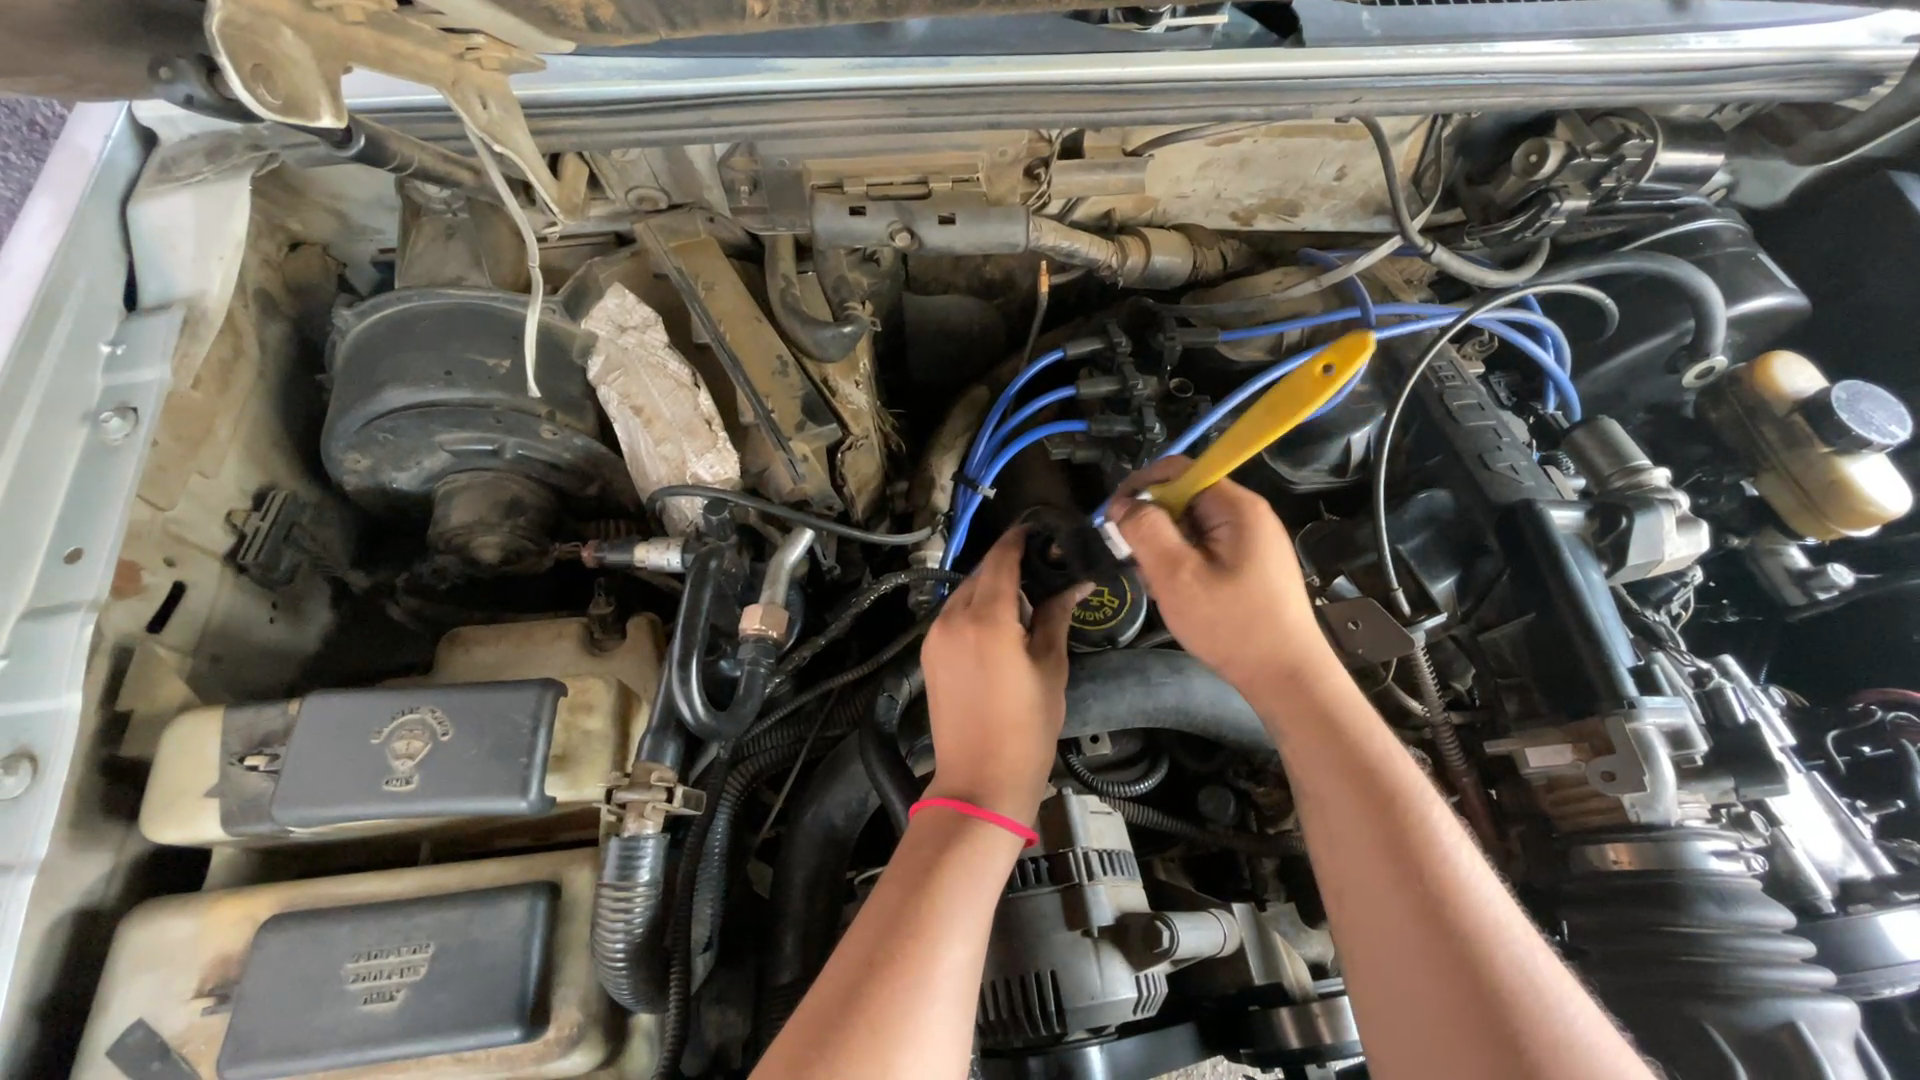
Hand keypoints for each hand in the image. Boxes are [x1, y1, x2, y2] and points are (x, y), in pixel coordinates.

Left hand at [920, 527, 1088, 822]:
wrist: (979, 780)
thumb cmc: (1026, 728)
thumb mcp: (1050, 668)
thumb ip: (1056, 617)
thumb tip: (1075, 585)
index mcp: (987, 617)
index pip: (1002, 558)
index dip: (1019, 539)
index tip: (1039, 530)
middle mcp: (953, 617)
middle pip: (980, 573)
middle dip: (1008, 566)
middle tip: (1042, 570)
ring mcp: (935, 636)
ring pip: (964, 593)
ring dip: (990, 588)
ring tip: (1024, 600)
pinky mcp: (928, 654)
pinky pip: (953, 615)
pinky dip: (974, 609)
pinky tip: (999, 626)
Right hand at [1111, 457, 1333, 691]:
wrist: (1286, 676)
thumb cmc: (1231, 625)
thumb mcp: (1177, 576)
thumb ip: (1146, 531)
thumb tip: (1123, 503)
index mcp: (1236, 507)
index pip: (1180, 470)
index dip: (1142, 486)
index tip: (1114, 516)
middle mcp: (1247, 515)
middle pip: (1184, 497)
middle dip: (1151, 522)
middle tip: (1132, 559)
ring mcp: (1251, 541)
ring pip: (1191, 526)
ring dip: (1164, 547)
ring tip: (1155, 583)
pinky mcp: (1249, 565)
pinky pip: (1204, 548)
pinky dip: (1182, 563)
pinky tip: (1175, 593)